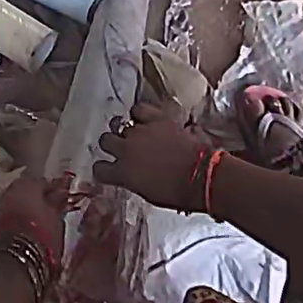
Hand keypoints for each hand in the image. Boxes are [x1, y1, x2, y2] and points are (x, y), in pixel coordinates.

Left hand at [0, 175, 66, 265]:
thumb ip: (57, 204)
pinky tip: (25, 224)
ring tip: (37, 216)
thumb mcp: (56, 220)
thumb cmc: (42, 239)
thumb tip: (59, 193)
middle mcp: (9, 193)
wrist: (15, 264)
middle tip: (49, 204)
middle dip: (35, 194)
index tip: (62, 194)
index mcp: (27, 187)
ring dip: (24, 205)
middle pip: (24, 188)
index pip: (42, 182)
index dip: (53, 188)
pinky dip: (15, 215)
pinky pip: (7, 213)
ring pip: (14, 200)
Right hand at [93, 103, 214, 212]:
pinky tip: (144, 119)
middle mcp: (125, 150)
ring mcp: (140, 132)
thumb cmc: (178, 193)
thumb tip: (130, 174)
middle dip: (112, 144)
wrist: (202, 177)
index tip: (109, 170)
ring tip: (134, 133)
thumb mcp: (146, 193)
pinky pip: (139, 109)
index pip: (100, 169)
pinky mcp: (156, 120)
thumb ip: (131, 179)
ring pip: (119, 124)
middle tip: (123, 148)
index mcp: (121, 173)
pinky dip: (140, 113)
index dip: (104, 169)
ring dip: (125, 130)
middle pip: (105, 140)